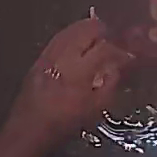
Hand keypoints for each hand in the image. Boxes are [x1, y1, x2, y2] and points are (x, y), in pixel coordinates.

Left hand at [0, 16, 130, 153]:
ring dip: (86, 30)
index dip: (119, 49)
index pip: (105, 48)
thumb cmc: (66, 121)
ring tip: (97, 37)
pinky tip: (77, 41)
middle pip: (87, 29)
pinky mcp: (40, 57)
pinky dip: (72, 34)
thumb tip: (116, 67)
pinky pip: (59, 37)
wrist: (30, 127)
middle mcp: (65, 56)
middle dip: (103, 31)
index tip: (126, 54)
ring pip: (71, 29)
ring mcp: (50, 53)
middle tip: (112, 38)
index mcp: (80, 70)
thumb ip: (110, 84)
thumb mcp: (95, 108)